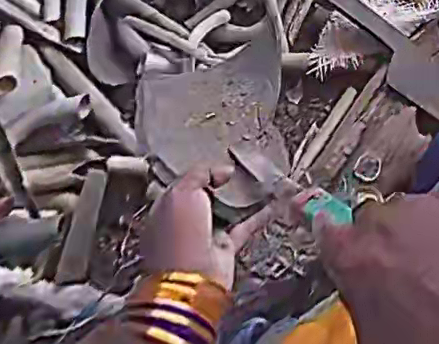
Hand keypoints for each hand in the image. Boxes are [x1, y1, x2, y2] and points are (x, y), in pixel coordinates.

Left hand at [139, 166, 272, 289]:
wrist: (192, 280)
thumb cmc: (181, 232)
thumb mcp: (183, 191)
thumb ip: (201, 174)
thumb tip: (225, 171)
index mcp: (166, 206)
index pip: (183, 182)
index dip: (199, 171)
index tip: (217, 157)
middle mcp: (184, 221)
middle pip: (205, 195)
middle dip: (220, 182)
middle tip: (241, 164)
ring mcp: (204, 236)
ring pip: (225, 210)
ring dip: (241, 197)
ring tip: (258, 178)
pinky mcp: (224, 249)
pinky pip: (244, 226)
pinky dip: (259, 215)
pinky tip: (273, 203)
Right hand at [308, 193, 438, 343]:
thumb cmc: (420, 336)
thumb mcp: (370, 329)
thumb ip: (352, 292)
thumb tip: (347, 277)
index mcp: (349, 255)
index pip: (321, 225)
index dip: (325, 229)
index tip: (327, 231)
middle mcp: (371, 222)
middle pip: (361, 221)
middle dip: (370, 239)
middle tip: (388, 266)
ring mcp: (403, 207)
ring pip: (392, 213)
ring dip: (399, 230)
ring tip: (419, 259)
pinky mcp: (433, 201)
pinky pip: (420, 210)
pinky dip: (425, 225)